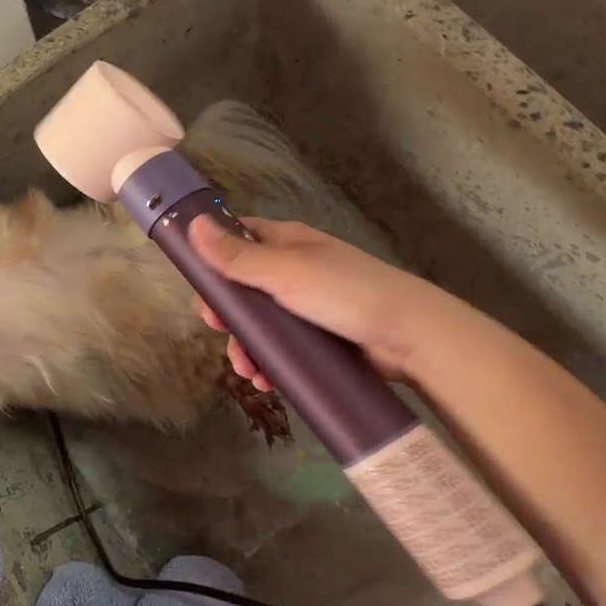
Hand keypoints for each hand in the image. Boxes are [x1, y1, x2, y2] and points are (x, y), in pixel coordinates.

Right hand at [188, 215, 470, 382]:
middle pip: (242, 286)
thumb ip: (236, 256)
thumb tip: (191, 225)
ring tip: (247, 370)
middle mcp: (295, 269)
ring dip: (244, 345)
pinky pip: (281, 346)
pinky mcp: (319, 337)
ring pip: (260, 322)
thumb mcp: (284, 272)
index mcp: (287, 243)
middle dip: (225, 312)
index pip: (237, 238)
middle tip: (216, 329)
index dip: (212, 256)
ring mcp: (308, 304)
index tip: (197, 283)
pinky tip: (264, 380)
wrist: (414, 337)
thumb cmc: (346, 293)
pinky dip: (268, 361)